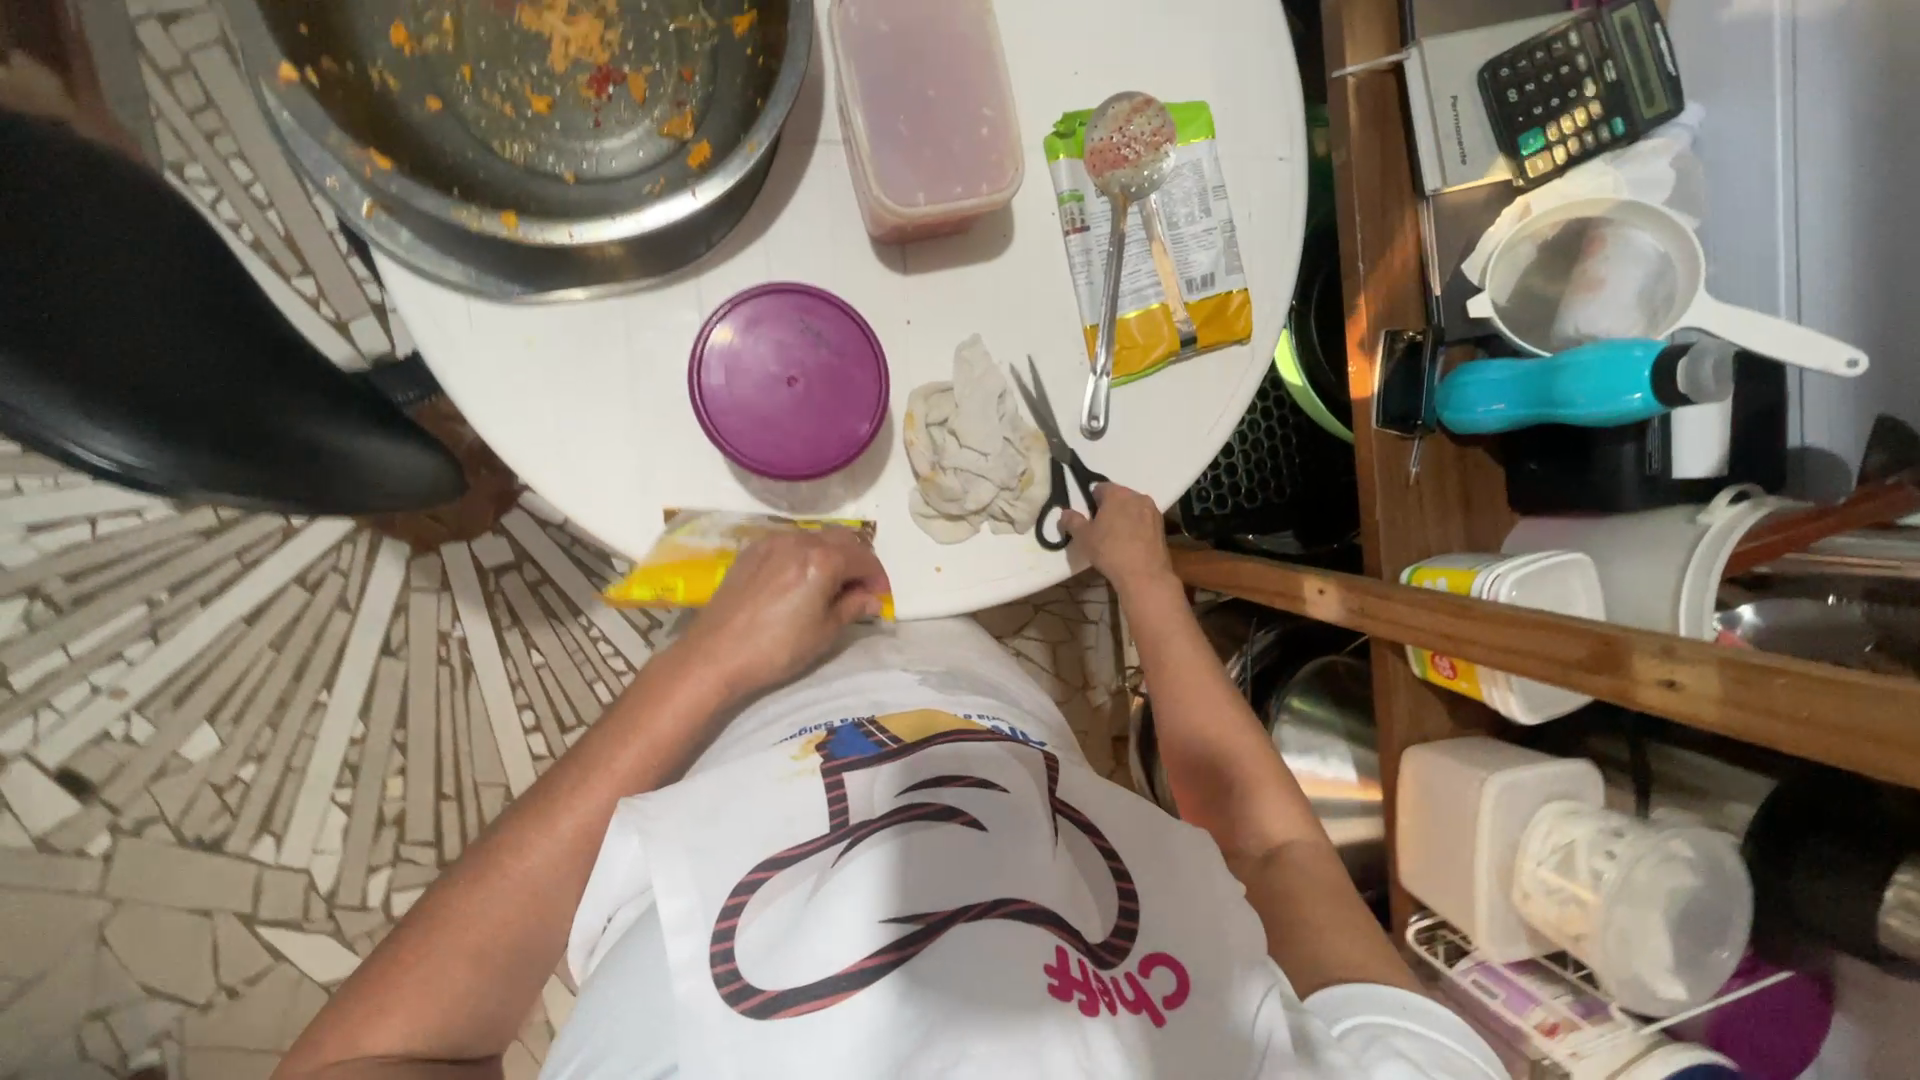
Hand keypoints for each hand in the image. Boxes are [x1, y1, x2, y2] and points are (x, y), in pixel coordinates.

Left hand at [674, 529, 891, 697]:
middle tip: (860, 590)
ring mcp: (772, 542)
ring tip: (832, 585)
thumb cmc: (777, 649)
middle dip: (858, 561)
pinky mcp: (751, 551)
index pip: (864, 558)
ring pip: (815, 537)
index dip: (878, 578)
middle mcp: (799, 541)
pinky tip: (801, 580)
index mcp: (822, 559)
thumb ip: (852, 607)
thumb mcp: (824, 632)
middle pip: (842, 539)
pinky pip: (790, 543)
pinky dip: (805, 555)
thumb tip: (872, 599)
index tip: (880, 598)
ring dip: (832, 555)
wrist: (715, 655)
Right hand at [1060, 483, 1173, 592]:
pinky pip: (1144, 521)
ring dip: (1124, 517)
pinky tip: (1130, 544)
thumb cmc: (1110, 551)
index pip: (1100, 488)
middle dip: (1109, 508)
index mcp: (1118, 493)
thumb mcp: (1083, 537)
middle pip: (1119, 497)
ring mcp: (1153, 511)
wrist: (1144, 574)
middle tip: (1099, 528)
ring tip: (1116, 538)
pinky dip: (1136, 527)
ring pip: (1133, 509)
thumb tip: (1065, 513)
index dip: (1091, 501)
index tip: (1088, 518)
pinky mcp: (1162, 527)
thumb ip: (1072, 521)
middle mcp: (1138, 496)